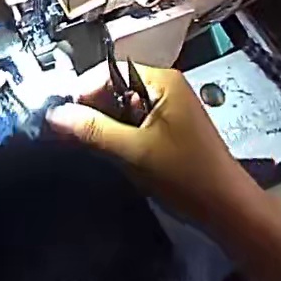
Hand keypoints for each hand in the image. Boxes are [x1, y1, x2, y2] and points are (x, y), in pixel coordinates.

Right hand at [46, 62, 263, 230]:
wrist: (226, 208)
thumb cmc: (184, 175)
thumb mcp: (133, 152)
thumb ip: (93, 131)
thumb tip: (54, 115)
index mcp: (162, 80)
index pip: (110, 72)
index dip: (83, 92)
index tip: (61, 118)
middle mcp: (166, 86)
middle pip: (115, 87)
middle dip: (93, 110)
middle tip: (70, 136)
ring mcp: (169, 107)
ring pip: (123, 106)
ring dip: (105, 125)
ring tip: (89, 147)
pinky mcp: (170, 127)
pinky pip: (135, 121)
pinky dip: (120, 135)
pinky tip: (113, 153)